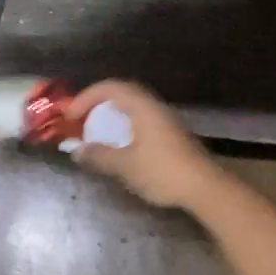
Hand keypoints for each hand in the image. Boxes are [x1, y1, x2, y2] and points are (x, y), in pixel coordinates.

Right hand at [65, 81, 227, 210]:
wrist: (204, 186)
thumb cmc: (163, 171)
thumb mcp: (126, 166)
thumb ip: (99, 156)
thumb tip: (77, 150)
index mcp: (143, 107)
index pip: (111, 87)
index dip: (87, 96)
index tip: (71, 115)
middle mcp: (155, 107)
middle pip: (123, 94)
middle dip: (98, 104)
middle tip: (81, 120)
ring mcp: (165, 120)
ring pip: (133, 107)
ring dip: (112, 116)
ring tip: (96, 133)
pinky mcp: (171, 134)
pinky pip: (141, 120)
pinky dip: (125, 126)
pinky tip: (120, 145)